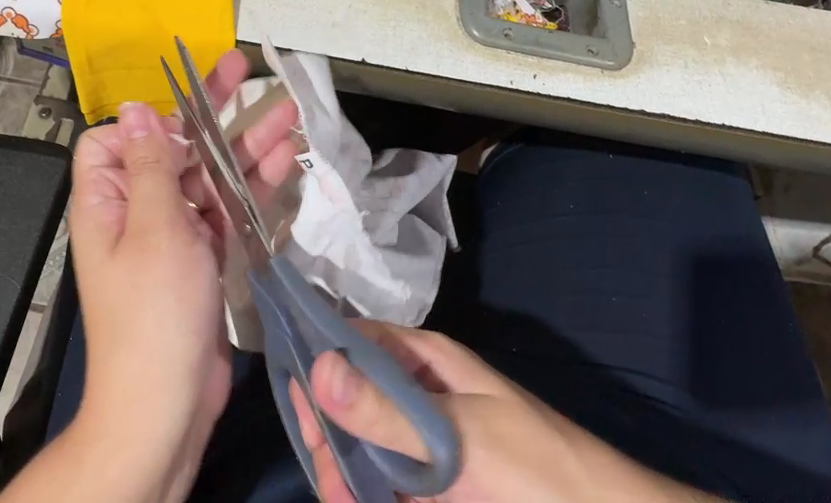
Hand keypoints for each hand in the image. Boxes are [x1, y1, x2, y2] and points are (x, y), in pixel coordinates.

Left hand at [67, 49, 299, 500]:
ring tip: (289, 111)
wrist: (166, 406)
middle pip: (174, 148)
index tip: (181, 115)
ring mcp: (174, 235)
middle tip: (244, 66)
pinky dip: (253, 188)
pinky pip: (228, 211)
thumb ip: (151, 164)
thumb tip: (136, 107)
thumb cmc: (152, 313)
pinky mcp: (205, 257)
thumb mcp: (153, 228)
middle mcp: (137, 211)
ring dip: (245, 146)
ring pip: (209, 176)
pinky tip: (285, 159)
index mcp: (107, 200)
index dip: (144, 121)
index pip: (112, 139)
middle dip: (210, 110)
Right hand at [292, 323, 724, 502]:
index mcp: (423, 359)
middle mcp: (414, 390)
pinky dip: (362, 494)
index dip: (318, 363)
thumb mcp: (459, 436)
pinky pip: (378, 481)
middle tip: (329, 476)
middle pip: (347, 399)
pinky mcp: (426, 481)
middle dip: (329, 435)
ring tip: (345, 500)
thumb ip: (387, 411)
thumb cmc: (534, 466)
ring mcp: (419, 438)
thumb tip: (317, 367)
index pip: (353, 343)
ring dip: (341, 474)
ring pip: (357, 444)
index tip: (296, 401)